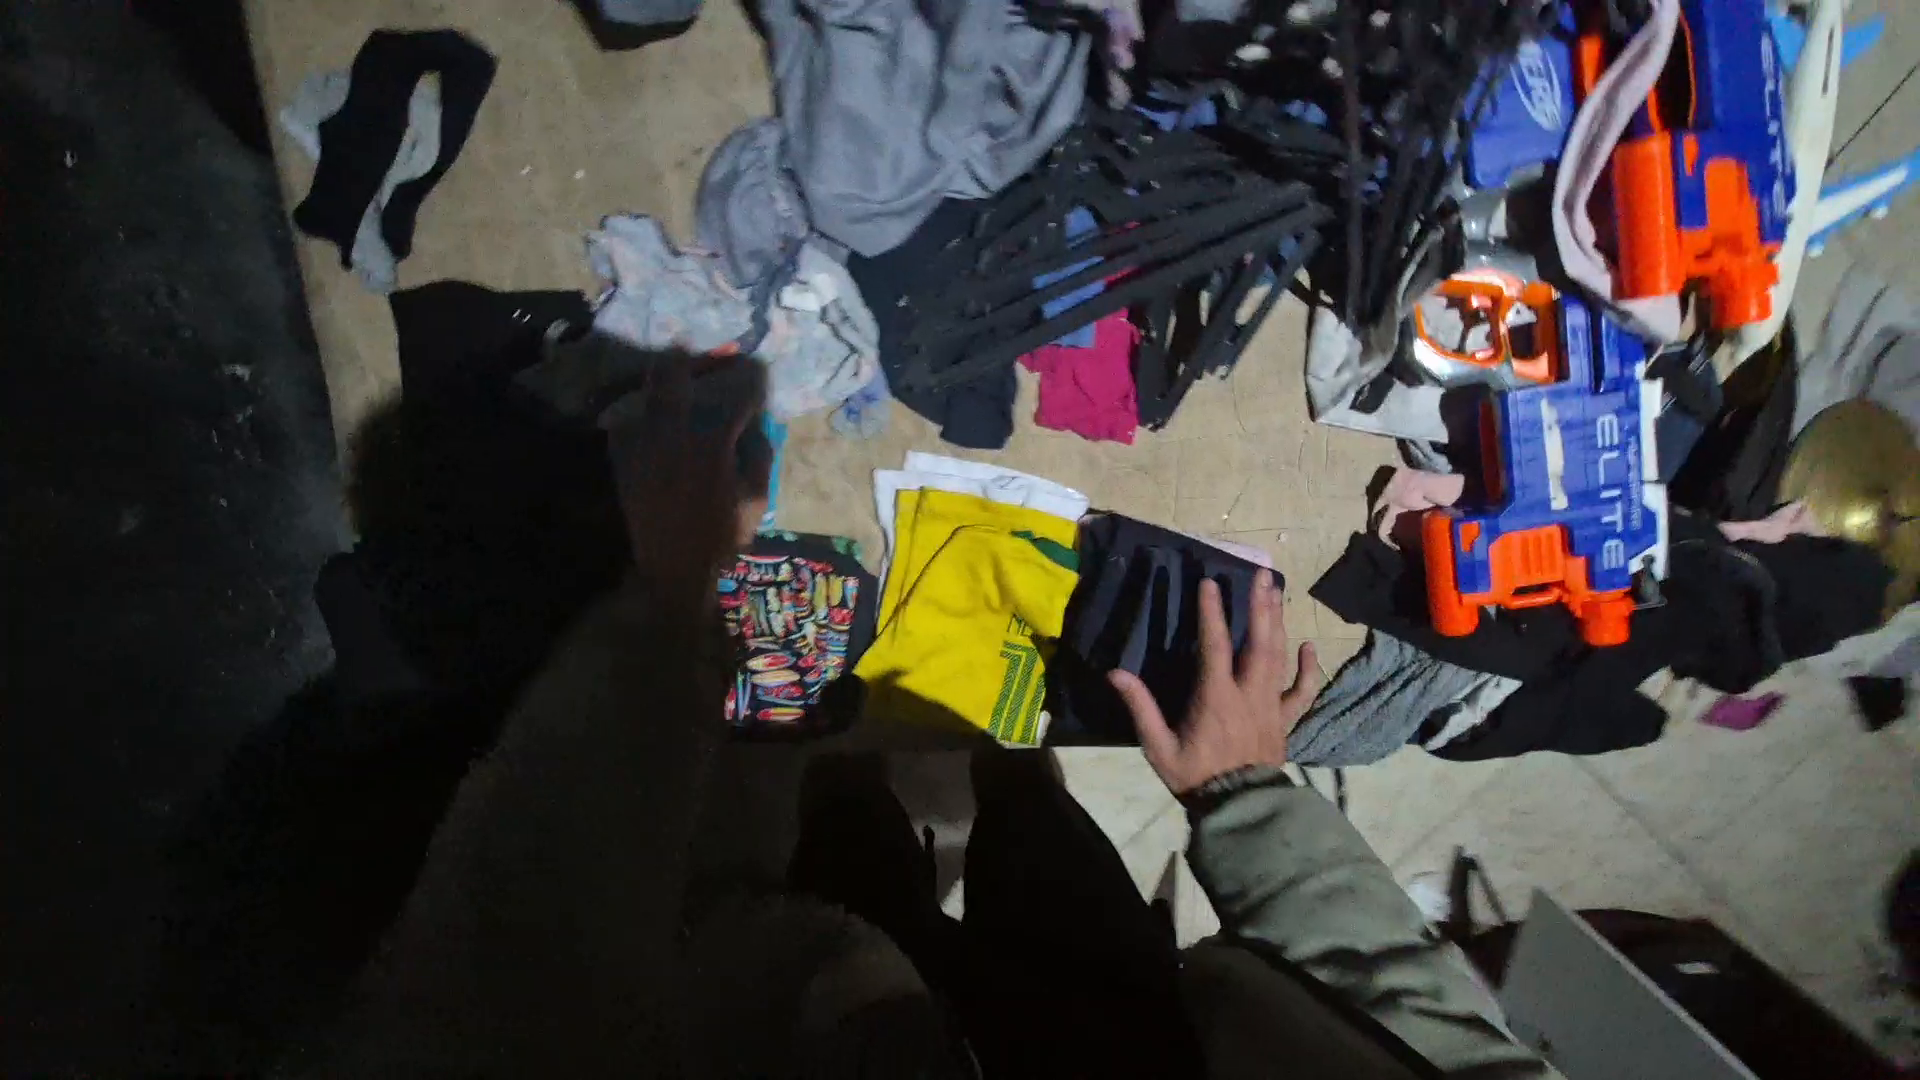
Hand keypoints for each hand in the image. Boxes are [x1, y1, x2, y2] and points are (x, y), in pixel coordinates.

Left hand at [600, 351, 768, 596]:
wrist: (675, 568)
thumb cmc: (723, 535)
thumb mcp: (757, 497)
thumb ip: (758, 454)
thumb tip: (752, 424)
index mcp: (712, 445)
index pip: (735, 398)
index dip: (750, 383)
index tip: (758, 375)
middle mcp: (672, 434)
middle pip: (675, 375)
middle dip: (692, 359)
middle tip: (706, 356)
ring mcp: (642, 444)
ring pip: (647, 393)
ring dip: (665, 381)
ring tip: (679, 376)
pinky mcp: (623, 459)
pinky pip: (628, 421)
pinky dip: (644, 415)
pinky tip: (657, 420)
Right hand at [1107, 570, 1322, 795]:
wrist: (1240, 812)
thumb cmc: (1195, 777)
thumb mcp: (1159, 747)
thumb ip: (1141, 708)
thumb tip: (1115, 673)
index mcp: (1217, 697)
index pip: (1216, 645)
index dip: (1213, 612)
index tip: (1211, 582)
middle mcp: (1249, 693)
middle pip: (1259, 642)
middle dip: (1260, 605)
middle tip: (1263, 574)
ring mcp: (1271, 706)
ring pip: (1279, 657)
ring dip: (1278, 622)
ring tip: (1277, 592)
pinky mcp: (1285, 721)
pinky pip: (1302, 691)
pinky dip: (1308, 668)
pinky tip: (1309, 645)